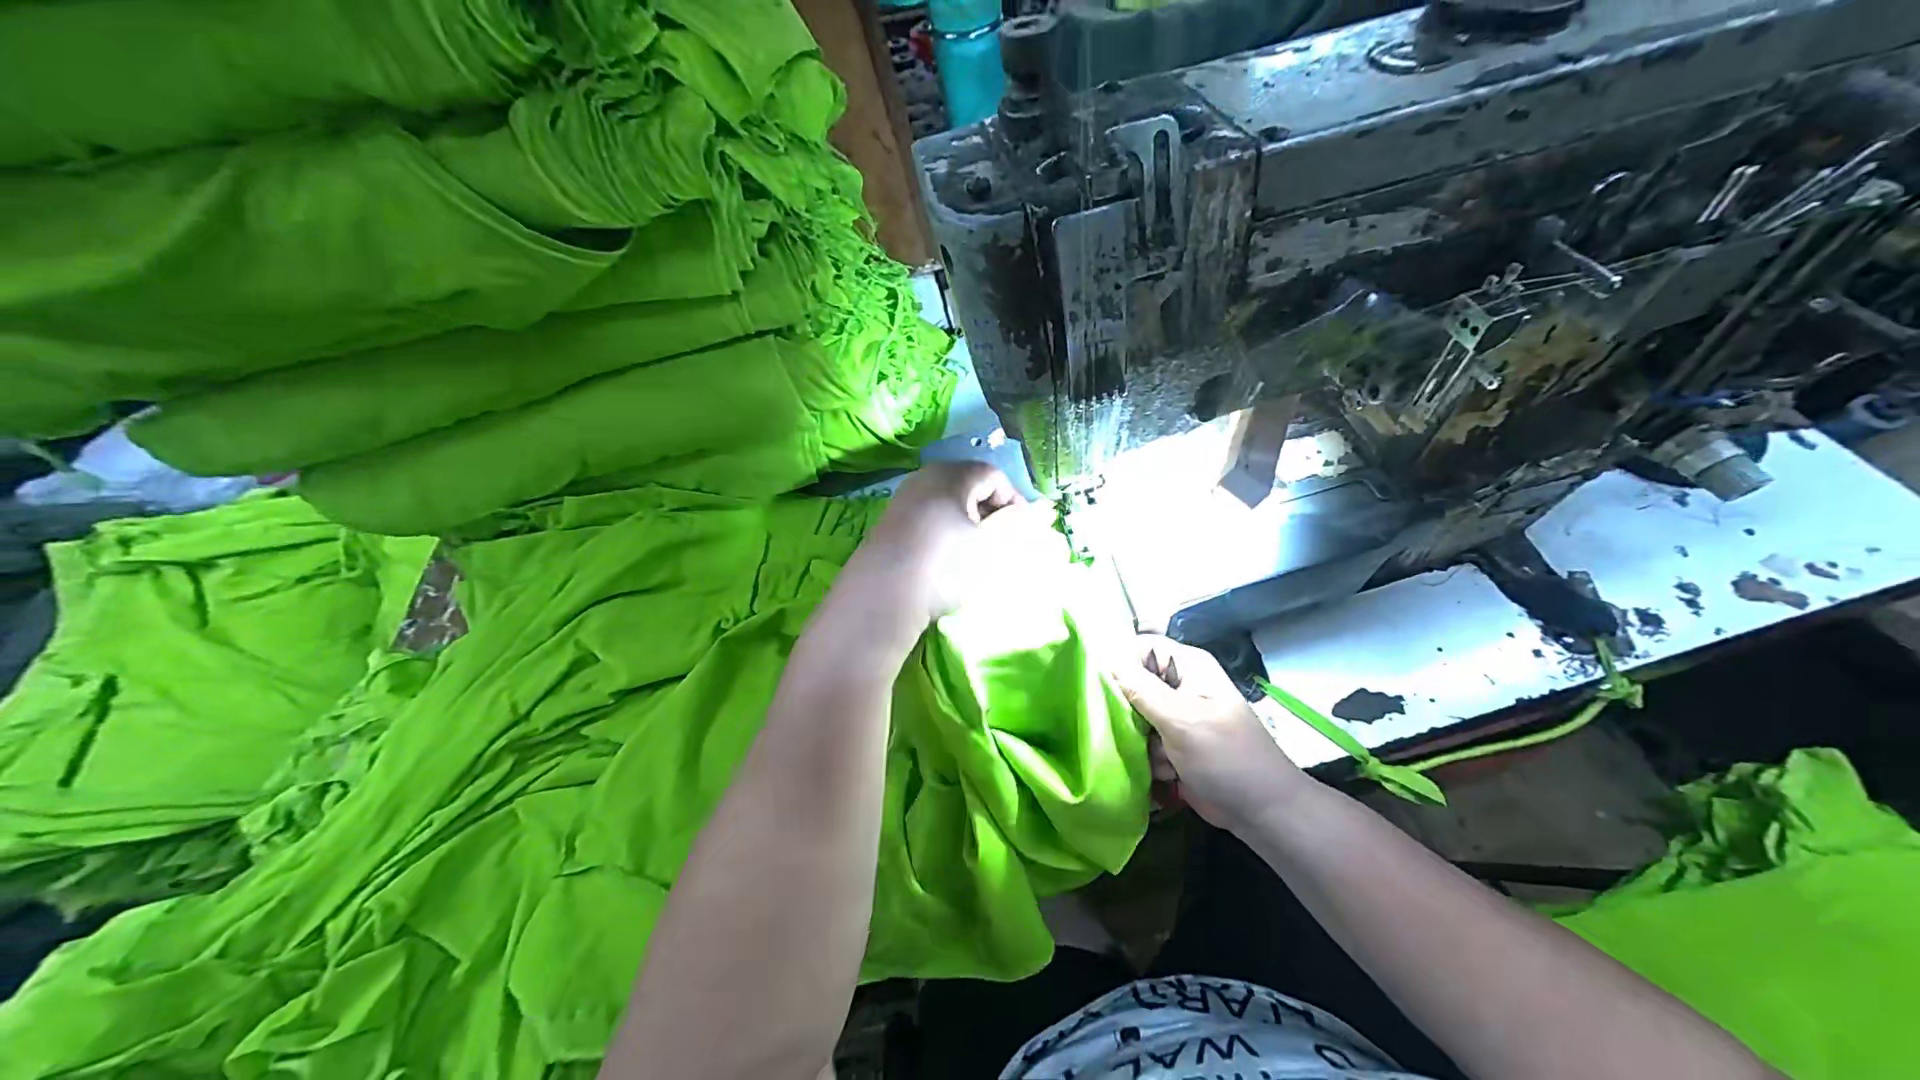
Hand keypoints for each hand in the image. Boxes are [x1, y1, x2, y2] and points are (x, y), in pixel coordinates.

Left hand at [847, 461, 1025, 624]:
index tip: (1020, 529)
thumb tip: (1025, 514)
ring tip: (975, 552)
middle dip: (990, 509)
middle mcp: (926, 477)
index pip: (994, 476)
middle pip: (969, 484)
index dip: (1013, 500)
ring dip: (967, 521)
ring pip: (948, 501)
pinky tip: (946, 557)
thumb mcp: (990, 545)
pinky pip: (928, 515)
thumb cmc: (946, 564)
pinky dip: (944, 529)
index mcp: (953, 475)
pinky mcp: (891, 520)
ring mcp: (905, 497)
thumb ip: (1012, 525)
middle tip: (1000, 540)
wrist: (885, 593)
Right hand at [1109, 635, 1310, 831]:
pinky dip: (1150, 760)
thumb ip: (1142, 690)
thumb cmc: (1227, 758)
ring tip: (1164, 760)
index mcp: (1189, 667)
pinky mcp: (1173, 746)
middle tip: (1138, 732)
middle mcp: (1180, 687)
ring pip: (1134, 719)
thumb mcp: (1182, 720)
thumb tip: (1106, 660)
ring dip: (1141, 742)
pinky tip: (1168, 775)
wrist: (1262, 812)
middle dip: (1129, 712)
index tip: (1107, 690)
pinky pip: (1143, 744)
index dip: (1122, 665)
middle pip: (1132, 685)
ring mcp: (1176, 718)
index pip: (1141, 648)